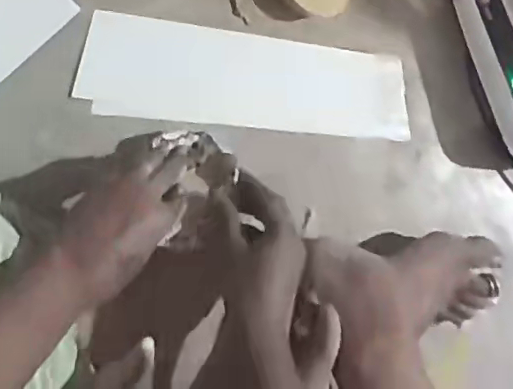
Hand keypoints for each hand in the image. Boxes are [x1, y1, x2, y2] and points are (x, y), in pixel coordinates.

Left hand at [54, 134, 202, 308]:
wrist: (69, 265)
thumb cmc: (108, 275)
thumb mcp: (142, 256)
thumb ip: (156, 230)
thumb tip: (161, 216)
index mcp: (161, 217)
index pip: (181, 198)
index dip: (182, 195)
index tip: (183, 191)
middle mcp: (149, 192)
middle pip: (172, 167)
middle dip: (180, 161)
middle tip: (186, 152)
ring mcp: (128, 179)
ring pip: (152, 156)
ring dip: (161, 153)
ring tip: (167, 148)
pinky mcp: (108, 174)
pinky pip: (129, 158)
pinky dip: (138, 155)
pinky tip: (141, 155)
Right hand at [213, 174, 339, 388]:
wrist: (261, 340)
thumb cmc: (247, 289)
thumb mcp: (231, 250)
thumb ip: (225, 219)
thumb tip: (217, 193)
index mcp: (284, 231)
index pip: (268, 197)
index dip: (249, 183)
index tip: (232, 172)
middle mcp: (294, 241)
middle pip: (274, 211)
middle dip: (252, 198)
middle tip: (229, 189)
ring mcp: (293, 259)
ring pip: (273, 227)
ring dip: (254, 216)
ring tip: (229, 210)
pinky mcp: (287, 275)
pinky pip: (272, 242)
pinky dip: (256, 233)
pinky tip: (238, 237)